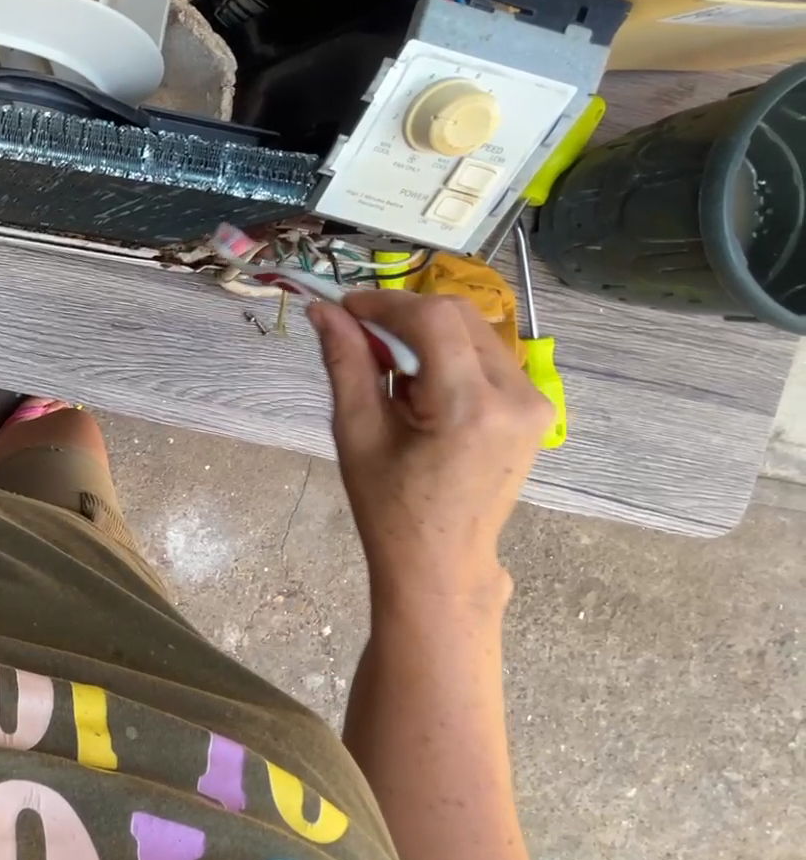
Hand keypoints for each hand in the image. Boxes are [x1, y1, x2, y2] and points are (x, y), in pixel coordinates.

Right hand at [309, 292, 554, 609]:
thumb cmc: (387, 502)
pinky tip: (414, 381)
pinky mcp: (534, 407)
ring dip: (423, 331)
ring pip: (474, 331)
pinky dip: (445, 351)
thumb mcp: (355, 430)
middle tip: (355, 330)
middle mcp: (517, 395)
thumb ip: (346, 362)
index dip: (383, 303)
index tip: (341, 308)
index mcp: (470, 406)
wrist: (439, 556)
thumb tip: (323, 310)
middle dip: (402, 312)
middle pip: (459, 315)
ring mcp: (534, 401)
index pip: (433, 319)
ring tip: (382, 363)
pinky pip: (486, 355)